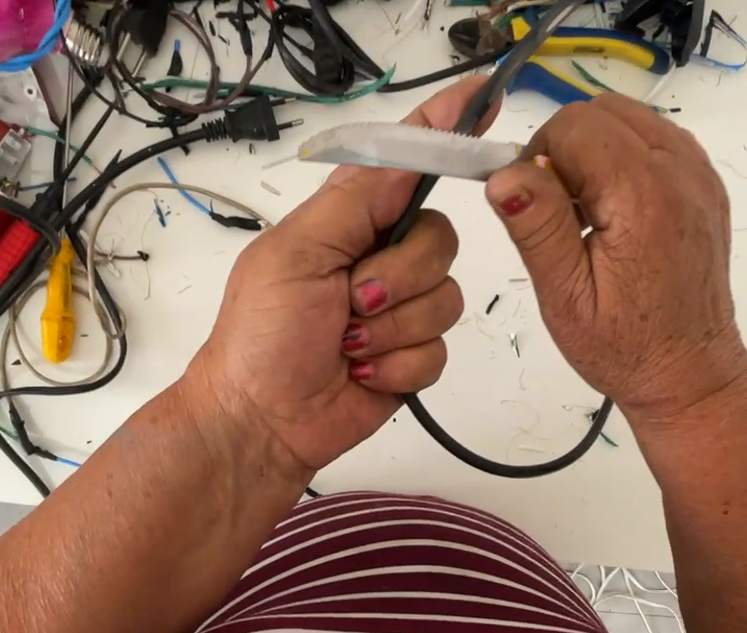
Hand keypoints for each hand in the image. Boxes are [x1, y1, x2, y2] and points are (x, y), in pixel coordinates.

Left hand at [183, 78, 494, 475]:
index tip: (485, 99)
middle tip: (351, 302)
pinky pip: (438, 352)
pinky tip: (362, 375)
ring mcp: (400, 312)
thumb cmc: (262, 335)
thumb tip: (409, 149)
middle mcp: (382, 261)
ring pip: (446, 300)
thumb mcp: (297, 252)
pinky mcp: (411, 358)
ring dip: (391, 330)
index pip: (406, 165)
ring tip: (347, 347)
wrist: (264, 420)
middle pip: (441, 240)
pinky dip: (397, 366)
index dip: (444, 133)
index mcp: (350, 223)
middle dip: (399, 277)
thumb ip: (356, 200)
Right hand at [483, 95, 746, 424]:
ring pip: (629, 120)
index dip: (537, 157)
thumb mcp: (566, 299)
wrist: (689, 373)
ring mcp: (699, 175)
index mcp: (642, 197)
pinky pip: (655, 141)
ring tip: (584, 217)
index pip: (573, 126)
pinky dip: (623, 161)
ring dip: (593, 153)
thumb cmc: (624, 349)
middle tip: (555, 215)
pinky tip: (612, 214)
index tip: (530, 209)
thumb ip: (538, 230)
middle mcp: (679, 171)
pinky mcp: (705, 186)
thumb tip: (504, 175)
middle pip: (601, 113)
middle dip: (564, 150)